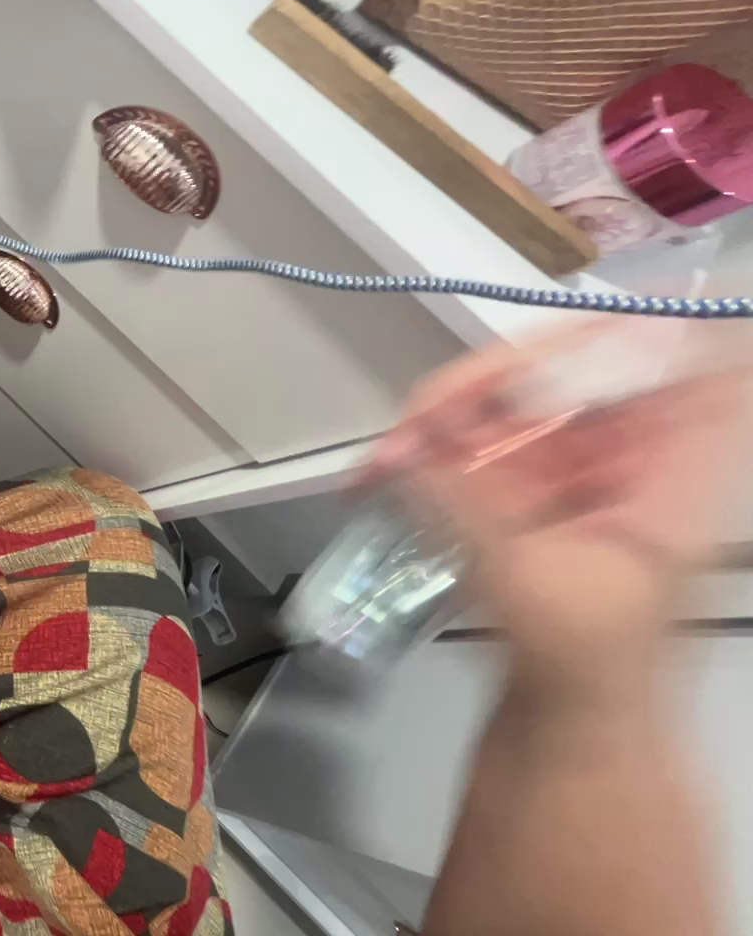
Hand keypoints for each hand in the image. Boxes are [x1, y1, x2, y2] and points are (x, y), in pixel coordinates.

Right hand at [372, 322, 751, 691]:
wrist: (571, 704)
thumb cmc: (581, 651)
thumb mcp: (525, 574)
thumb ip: (465, 505)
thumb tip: (407, 448)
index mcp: (667, 469)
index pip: (662, 363)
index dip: (606, 338)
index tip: (532, 355)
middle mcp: (620, 452)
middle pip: (557, 374)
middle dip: (475, 390)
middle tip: (415, 421)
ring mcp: (566, 465)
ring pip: (497, 406)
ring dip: (430, 424)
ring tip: (379, 462)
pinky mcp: (516, 484)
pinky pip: (464, 444)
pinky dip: (417, 453)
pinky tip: (376, 475)